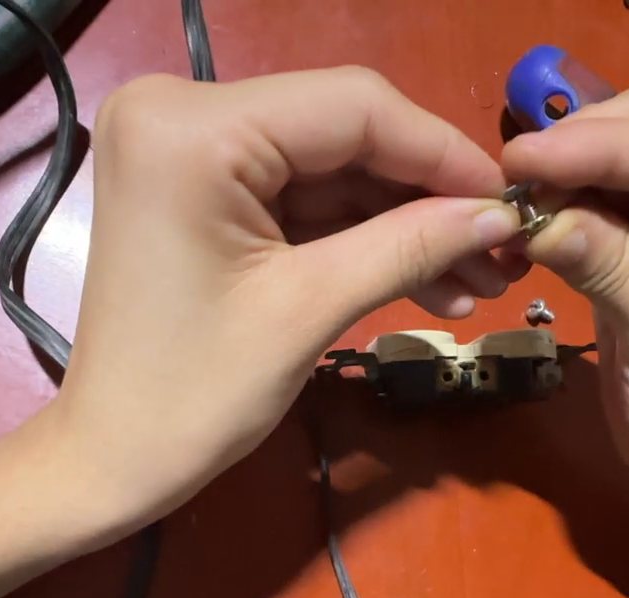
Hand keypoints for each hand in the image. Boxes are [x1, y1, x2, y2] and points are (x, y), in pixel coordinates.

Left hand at [41, 67, 522, 536]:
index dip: (443, 154)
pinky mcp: (202, 196)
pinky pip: (299, 206)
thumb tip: (500, 216)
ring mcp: (190, 154)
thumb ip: (408, 246)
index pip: (353, 107)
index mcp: (194, 127)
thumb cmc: (197, 397)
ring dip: (402, 228)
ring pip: (329, 175)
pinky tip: (425, 282)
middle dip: (427, 200)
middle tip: (501, 252)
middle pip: (343, 136)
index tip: (512, 203)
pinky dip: (358, 243)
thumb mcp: (309, 311)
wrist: (116, 459)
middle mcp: (183, 112)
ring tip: (476, 281)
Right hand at [502, 88, 628, 522]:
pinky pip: (617, 199)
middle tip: (509, 184)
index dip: (597, 147)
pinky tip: (536, 219)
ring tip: (515, 203)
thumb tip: (537, 215)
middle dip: (582, 151)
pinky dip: (572, 204)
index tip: (517, 159)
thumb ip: (610, 268)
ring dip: (570, 174)